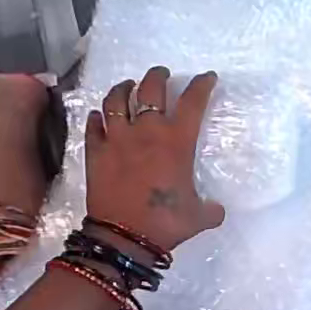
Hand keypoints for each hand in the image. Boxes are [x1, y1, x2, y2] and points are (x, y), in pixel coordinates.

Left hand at [85, 67, 225, 252]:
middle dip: (158, 76)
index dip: (201, 85)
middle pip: (150, 89)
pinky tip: (99, 116)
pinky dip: (97, 118)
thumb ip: (210, 209)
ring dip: (123, 89)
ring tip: (127, 86)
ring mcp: (117, 139)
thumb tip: (216, 210)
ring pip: (116, 100)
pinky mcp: (95, 152)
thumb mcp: (199, 217)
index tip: (207, 77)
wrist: (124, 236)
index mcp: (176, 141)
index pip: (192, 102)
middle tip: (161, 74)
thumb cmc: (165, 222)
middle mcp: (146, 131)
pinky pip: (93, 126)